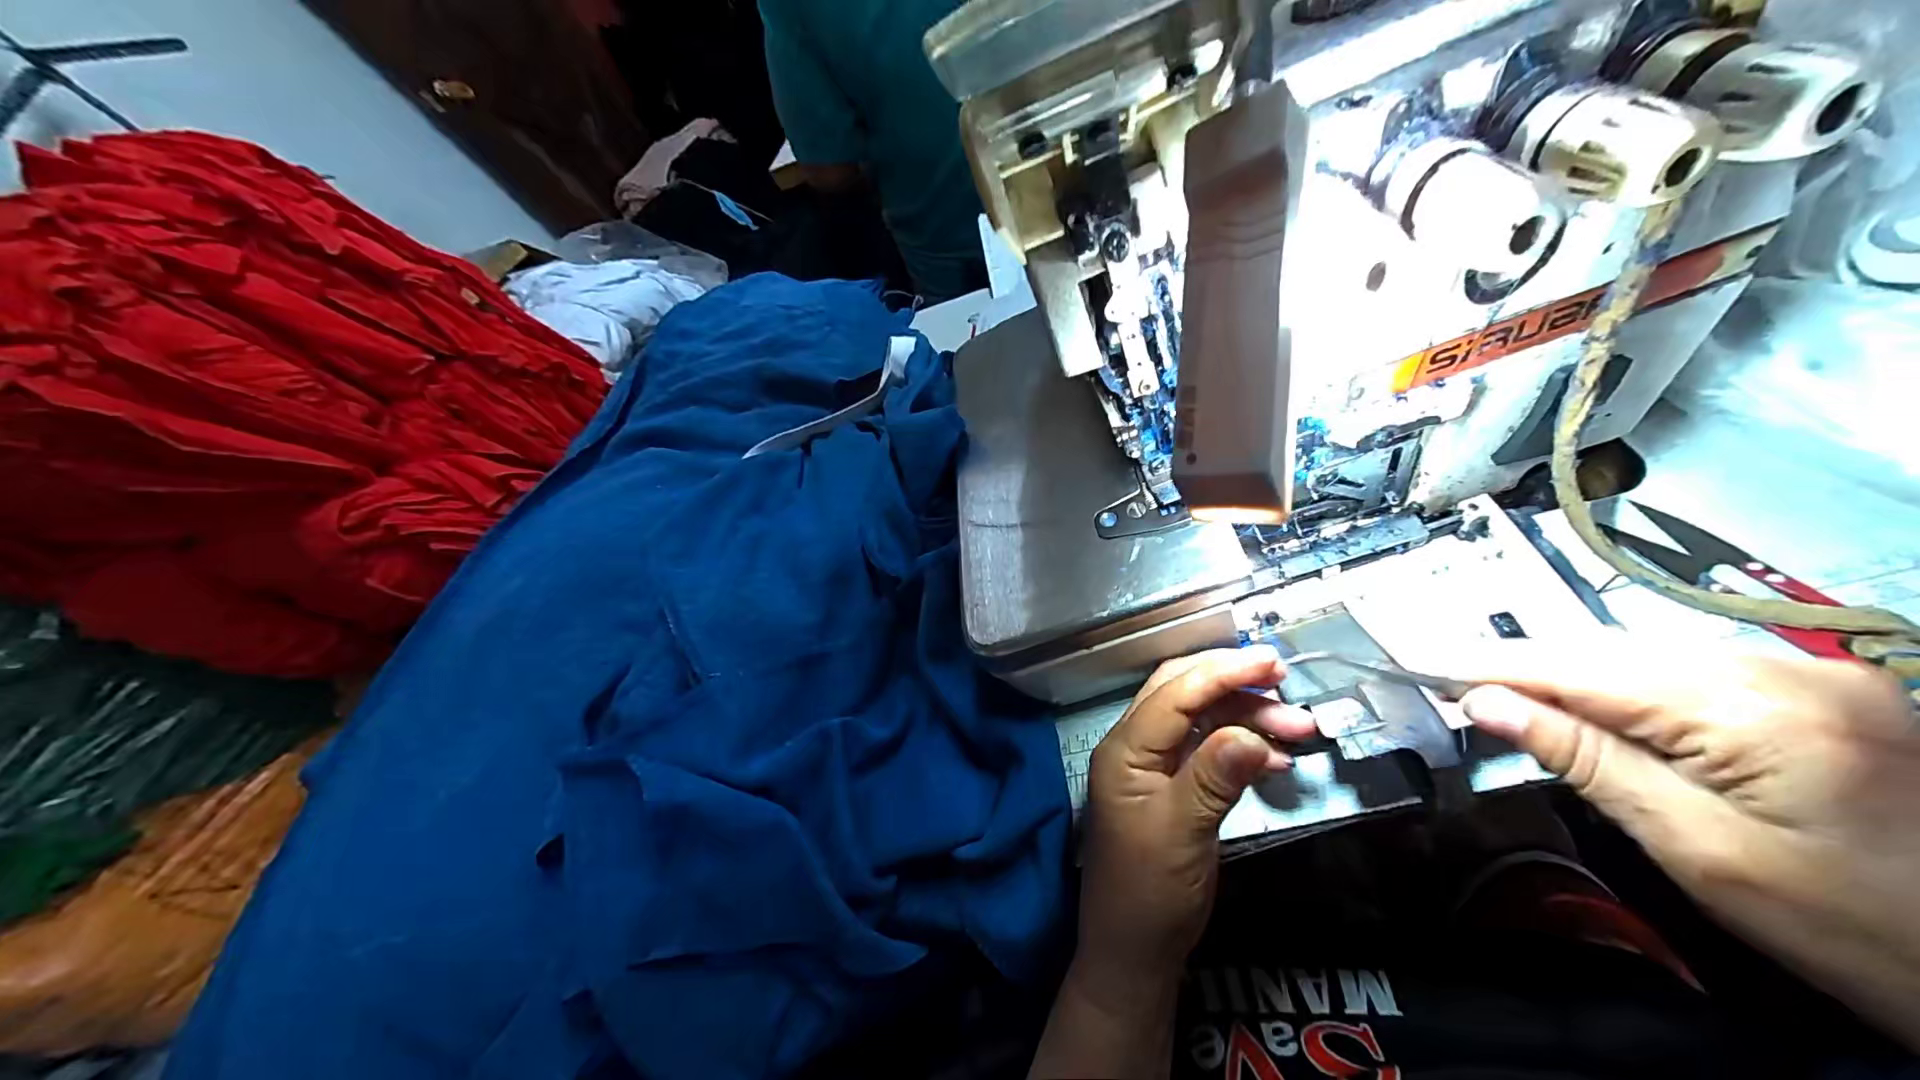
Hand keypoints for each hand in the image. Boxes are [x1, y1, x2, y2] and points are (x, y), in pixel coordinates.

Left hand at [1029, 646, 1314, 1079]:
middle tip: (1285, 682)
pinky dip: (1241, 745)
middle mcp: (1134, 746)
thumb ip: (1213, 778)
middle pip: (1183, 693)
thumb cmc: (1150, 891)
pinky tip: (1276, 757)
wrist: (1134, 947)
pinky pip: (1207, 749)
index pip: (1174, 693)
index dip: (1222, 672)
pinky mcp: (1172, 785)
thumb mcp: (1182, 833)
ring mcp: (1152, 765)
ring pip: (1200, 719)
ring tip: (1299, 728)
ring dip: (1245, 715)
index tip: (1271, 662)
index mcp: (1125, 749)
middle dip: (1234, 683)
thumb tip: (1252, 733)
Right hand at [1455, 633, 1919, 1047]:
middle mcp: (1786, 667)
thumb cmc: (1856, 930)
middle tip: (1456, 691)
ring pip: (1645, 657)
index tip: (1421, 666)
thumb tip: (1486, 703)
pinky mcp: (1826, 690)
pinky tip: (1598, 711)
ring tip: (1512, 700)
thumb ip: (1584, 759)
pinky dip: (1626, 689)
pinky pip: (1689, 673)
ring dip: (1572, 679)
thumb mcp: (1698, 848)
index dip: (1490, 665)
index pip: (1578, 667)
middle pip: (1610, 652)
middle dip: (1527, 670)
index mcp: (1754, 706)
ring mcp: (1815, 673)